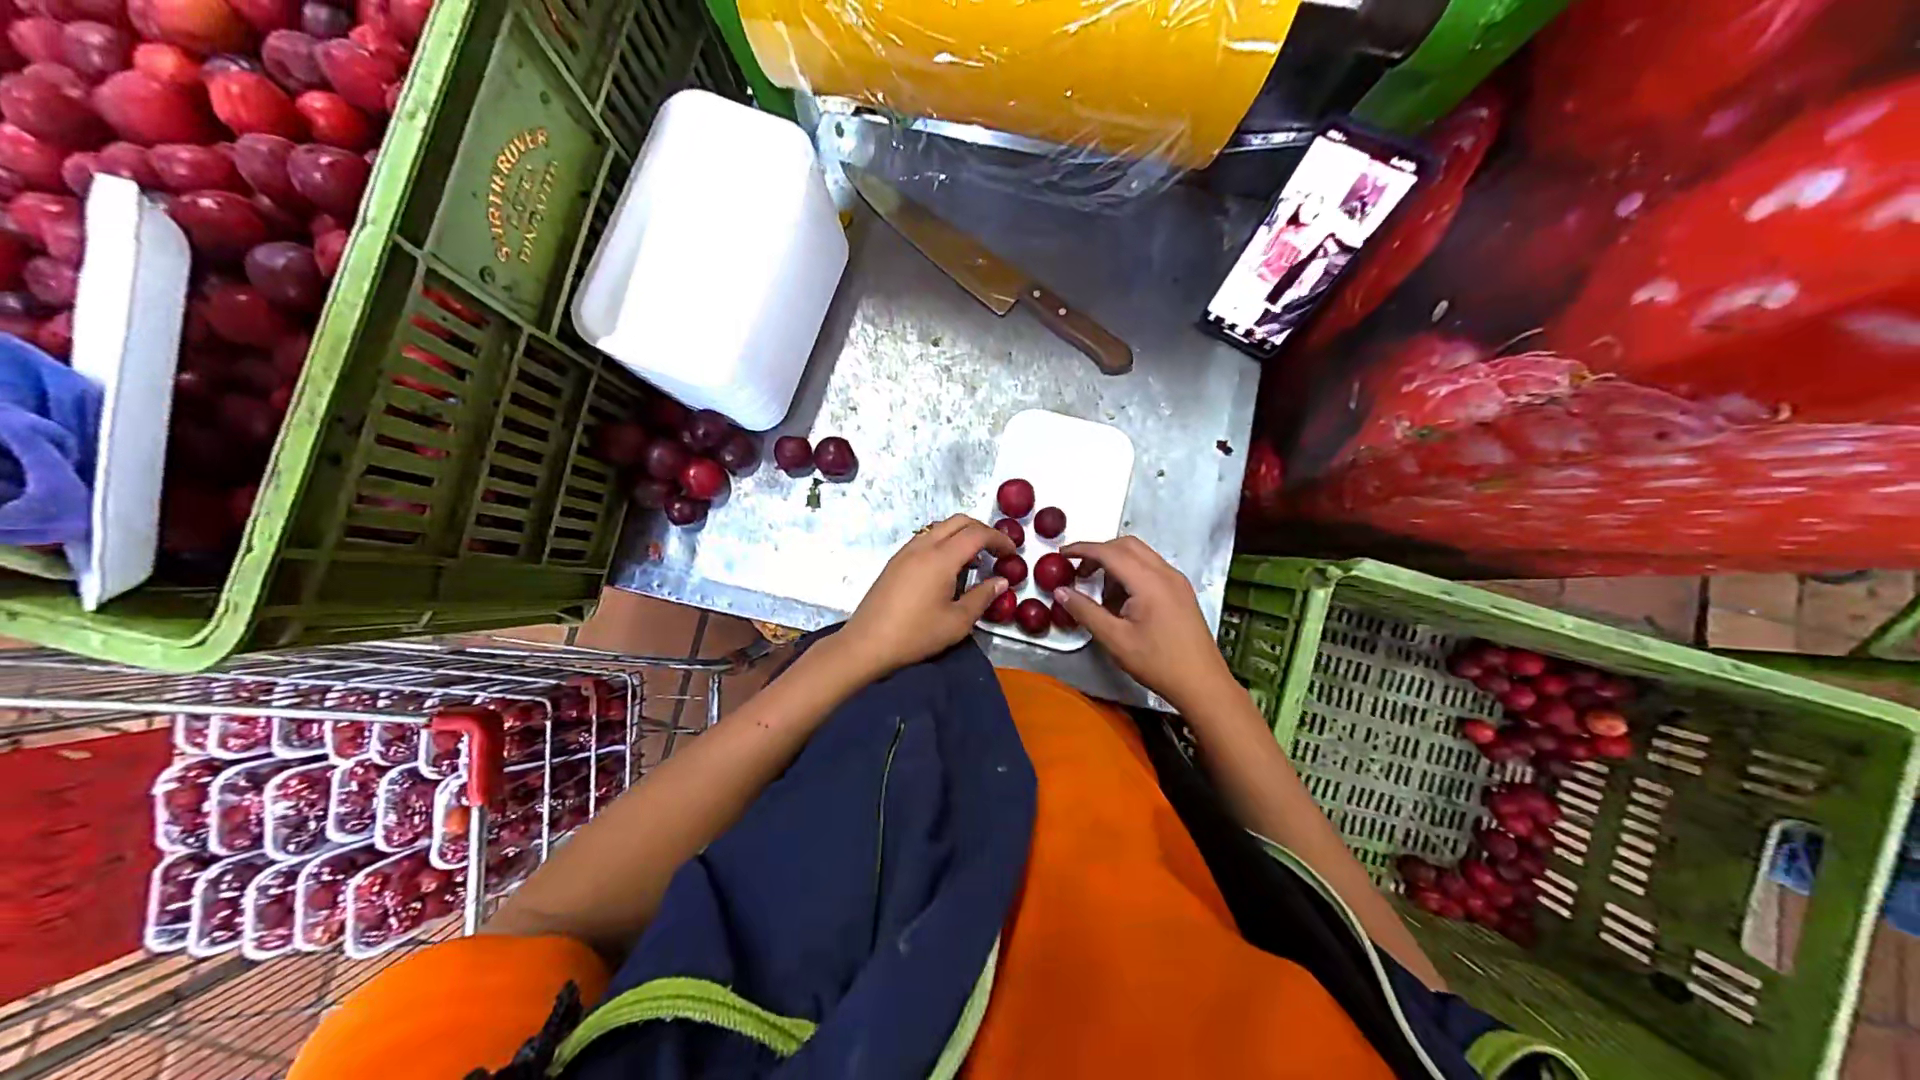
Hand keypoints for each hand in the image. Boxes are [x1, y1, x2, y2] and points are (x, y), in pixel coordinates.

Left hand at [838, 515, 1015, 679]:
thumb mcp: (957, 622)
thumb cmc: (915, 635)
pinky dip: (944, 543)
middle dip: (982, 530)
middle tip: (996, 550)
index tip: (1011, 553)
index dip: (999, 539)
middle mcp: (923, 547)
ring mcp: (906, 552)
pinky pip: (926, 539)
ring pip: (940, 528)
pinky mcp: (895, 562)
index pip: (977, 533)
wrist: (866, 644)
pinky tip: (949, 568)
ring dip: (961, 535)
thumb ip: (982, 597)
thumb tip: (1000, 581)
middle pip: (958, 522)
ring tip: (975, 559)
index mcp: (941, 558)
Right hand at [1054, 536, 1236, 712]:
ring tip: (1101, 595)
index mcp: (1149, 582)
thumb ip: (1085, 611)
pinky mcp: (1181, 591)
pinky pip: (1151, 568)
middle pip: (1127, 545)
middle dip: (1099, 553)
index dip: (1083, 549)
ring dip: (1116, 563)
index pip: (1110, 552)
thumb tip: (1060, 592)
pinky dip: (1131, 573)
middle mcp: (1165, 573)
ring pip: (1140, 555)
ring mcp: (1177, 581)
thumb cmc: (1157, 662)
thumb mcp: (1114, 639)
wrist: (1202, 684)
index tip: (1062, 554)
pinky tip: (1123, 601)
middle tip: (1080, 573)